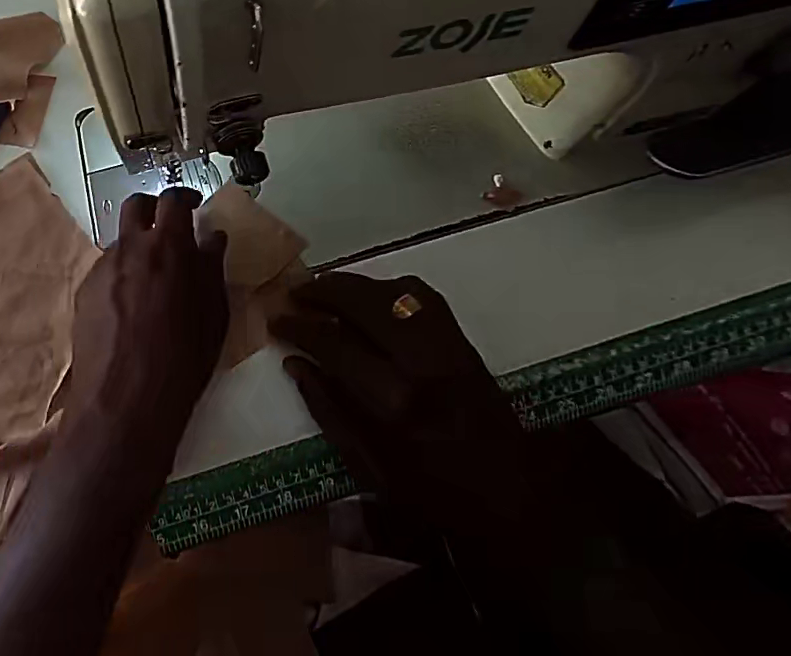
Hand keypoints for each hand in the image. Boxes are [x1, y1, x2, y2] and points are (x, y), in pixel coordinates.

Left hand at [69, 189, 228, 459]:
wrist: (123, 403)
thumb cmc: (181, 362)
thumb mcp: (213, 315)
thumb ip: (211, 268)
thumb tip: (212, 238)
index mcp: (167, 248)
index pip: (173, 200)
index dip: (186, 197)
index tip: (194, 205)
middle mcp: (129, 249)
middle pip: (136, 206)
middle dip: (154, 209)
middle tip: (170, 229)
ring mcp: (102, 269)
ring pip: (120, 242)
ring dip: (138, 247)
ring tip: (154, 282)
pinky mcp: (84, 292)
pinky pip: (107, 270)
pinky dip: (122, 274)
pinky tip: (132, 308)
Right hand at [269, 273, 545, 532]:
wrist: (515, 506)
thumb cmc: (433, 498)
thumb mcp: (370, 468)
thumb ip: (328, 410)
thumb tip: (294, 363)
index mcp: (395, 402)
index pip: (334, 343)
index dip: (299, 326)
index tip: (275, 319)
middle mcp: (423, 364)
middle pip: (364, 302)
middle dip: (322, 290)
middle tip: (295, 292)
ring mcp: (449, 348)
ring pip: (394, 291)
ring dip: (354, 284)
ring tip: (325, 288)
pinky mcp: (465, 343)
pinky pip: (423, 297)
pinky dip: (390, 289)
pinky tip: (371, 298)